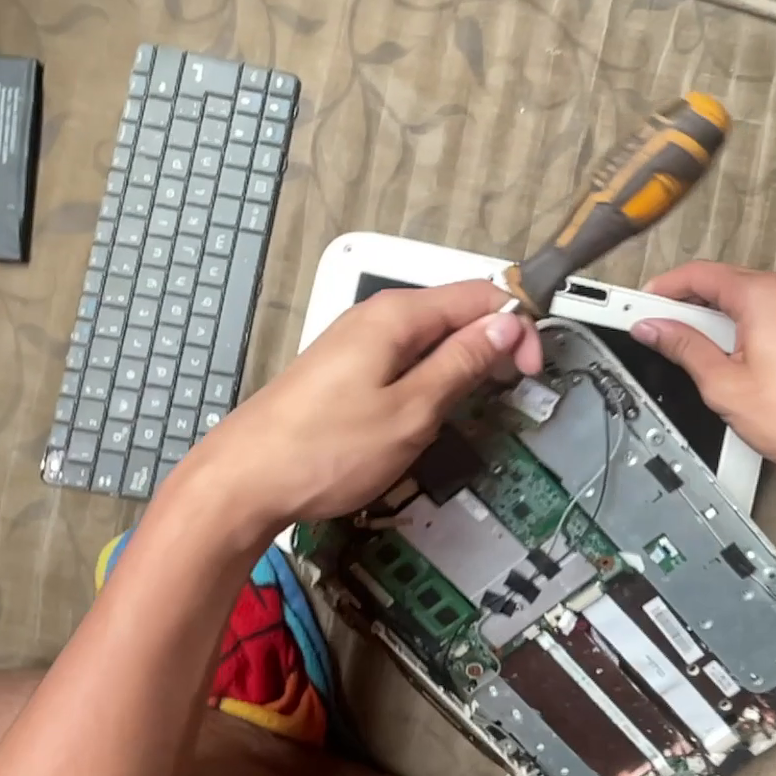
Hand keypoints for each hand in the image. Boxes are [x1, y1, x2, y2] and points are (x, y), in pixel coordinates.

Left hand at [168, 281, 542, 539]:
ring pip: (430, 335)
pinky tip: (432, 404)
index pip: (479, 295)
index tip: (531, 370)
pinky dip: (431, 373)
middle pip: (454, 310)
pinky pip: (404, 356)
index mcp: (396, 315)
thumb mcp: (411, 411)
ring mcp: (356, 341)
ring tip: (474, 400)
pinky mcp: (345, 367)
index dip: (516, 327)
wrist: (244, 480)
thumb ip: (461, 365)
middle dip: (492, 342)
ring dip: (462, 360)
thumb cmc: (324, 449)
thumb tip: (504, 328)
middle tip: (509, 389)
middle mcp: (375, 316)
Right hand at [629, 262, 775, 487]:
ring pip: (742, 298)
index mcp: (762, 296)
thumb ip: (683, 348)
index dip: (661, 289)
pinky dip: (738, 325)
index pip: (697, 274)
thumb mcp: (723, 384)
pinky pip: (764, 312)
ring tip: (690, 349)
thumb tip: (655, 329)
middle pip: (719, 282)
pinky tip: (727, 355)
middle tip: (656, 328)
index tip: (639, 306)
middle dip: (683, 304)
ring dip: (710, 317)